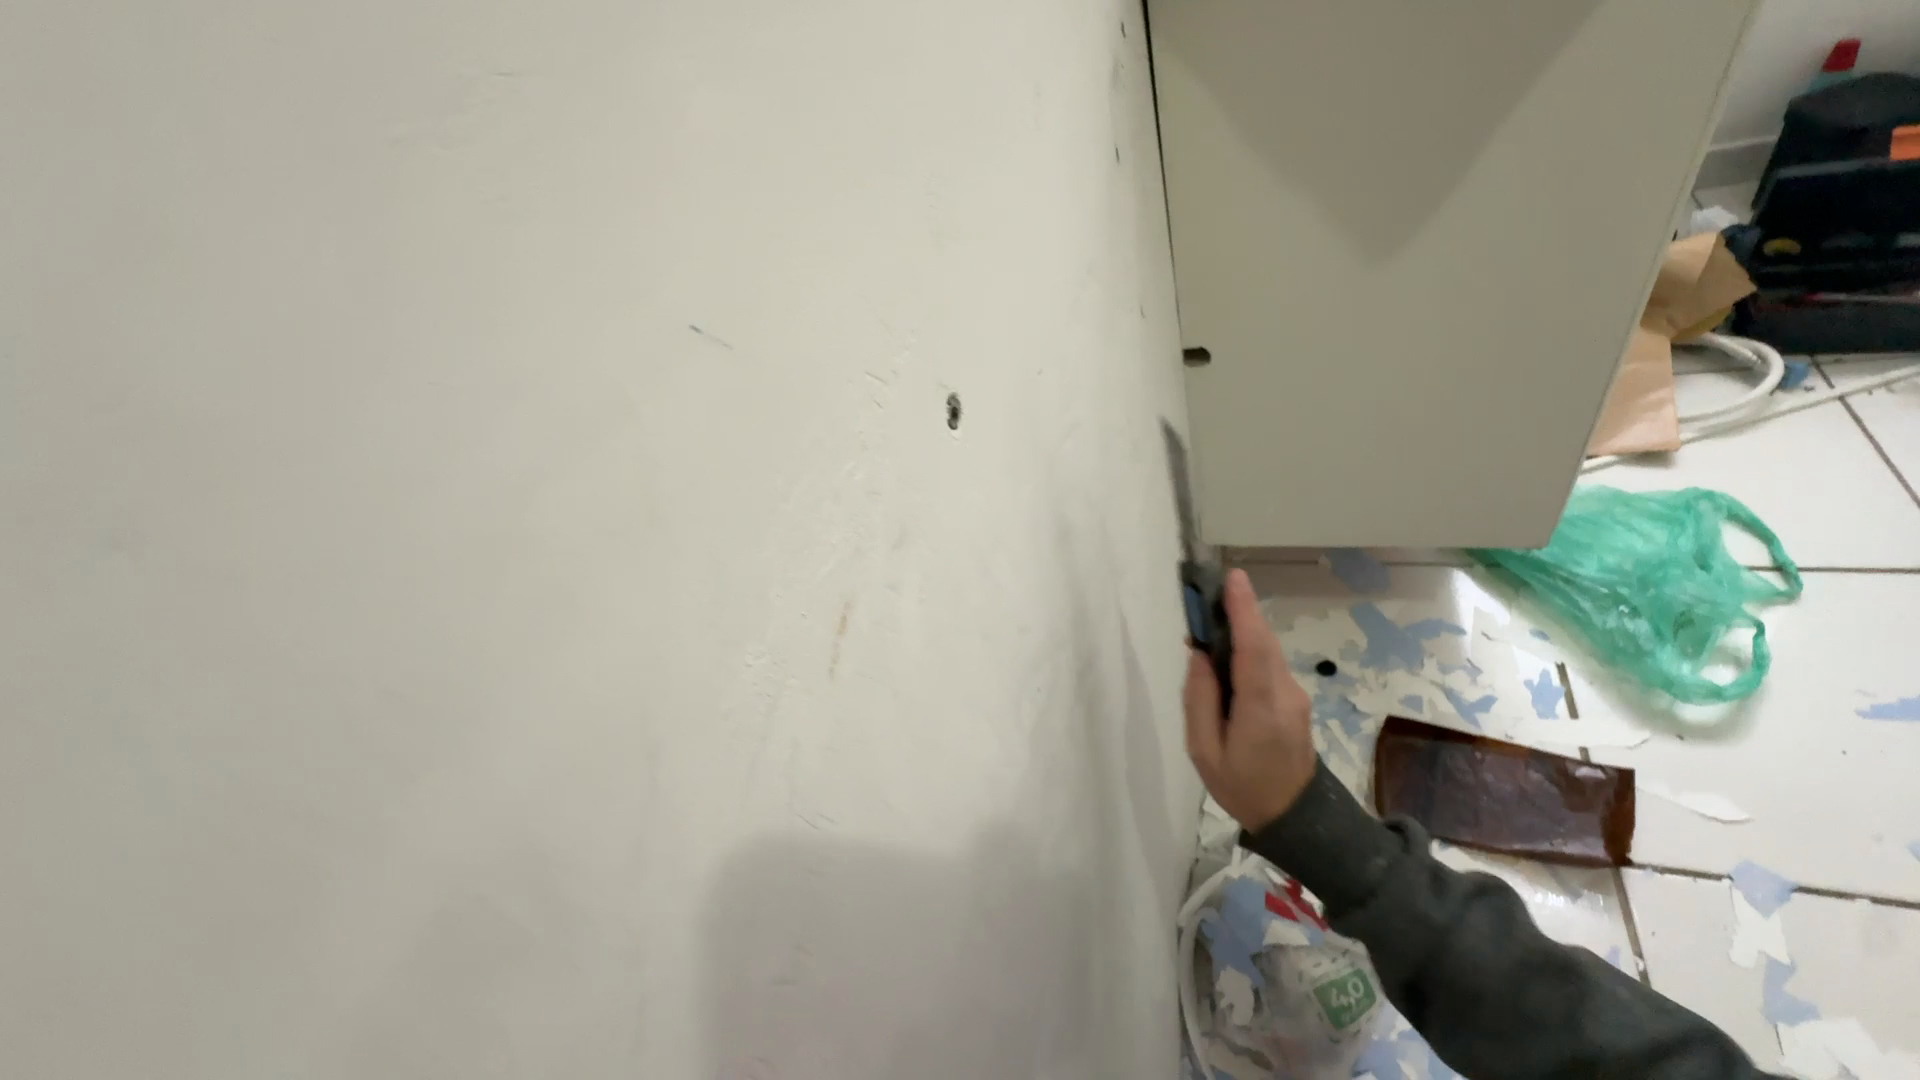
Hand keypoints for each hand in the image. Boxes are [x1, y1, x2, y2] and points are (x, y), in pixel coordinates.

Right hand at [1184, 568, 1316, 831]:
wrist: (1296, 817)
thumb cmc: (1243, 787)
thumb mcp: (1204, 751)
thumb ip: (1200, 700)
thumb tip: (1199, 656)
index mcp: (1262, 707)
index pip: (1254, 648)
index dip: (1243, 610)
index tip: (1233, 579)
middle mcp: (1285, 693)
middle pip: (1262, 641)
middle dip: (1237, 611)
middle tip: (1206, 592)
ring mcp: (1295, 695)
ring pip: (1267, 651)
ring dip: (1241, 631)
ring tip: (1207, 623)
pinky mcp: (1295, 699)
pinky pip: (1268, 664)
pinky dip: (1248, 650)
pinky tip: (1225, 658)